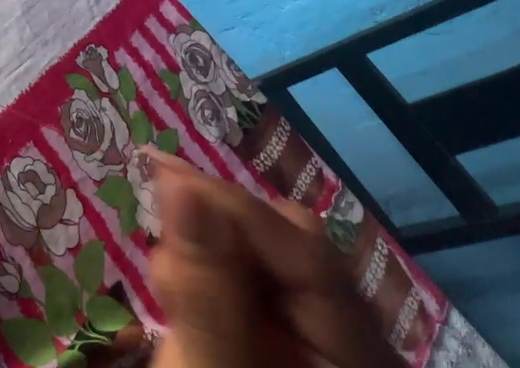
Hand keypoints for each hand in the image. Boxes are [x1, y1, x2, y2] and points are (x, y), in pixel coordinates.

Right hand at [145, 150, 403, 367]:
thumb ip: (201, 286)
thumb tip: (177, 183)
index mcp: (360, 354)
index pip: (302, 249)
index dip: (231, 204)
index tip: (158, 169)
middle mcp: (362, 346)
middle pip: (295, 249)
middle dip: (222, 226)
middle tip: (157, 227)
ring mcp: (336, 351)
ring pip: (277, 266)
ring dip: (215, 250)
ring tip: (168, 271)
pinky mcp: (304, 354)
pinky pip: (265, 293)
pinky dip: (220, 279)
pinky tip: (187, 292)